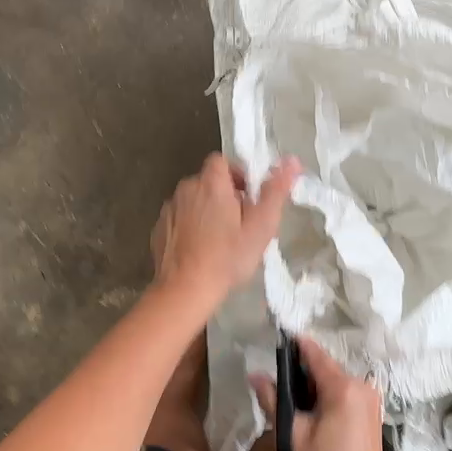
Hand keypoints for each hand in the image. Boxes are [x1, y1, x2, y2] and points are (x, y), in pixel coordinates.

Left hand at [150, 153, 300, 303]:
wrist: (184, 290)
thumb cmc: (228, 257)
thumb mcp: (261, 226)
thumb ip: (276, 191)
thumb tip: (292, 160)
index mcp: (211, 183)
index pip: (222, 161)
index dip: (238, 175)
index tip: (250, 198)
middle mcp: (186, 189)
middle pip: (208, 181)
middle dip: (225, 195)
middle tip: (241, 223)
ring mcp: (169, 209)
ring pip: (193, 200)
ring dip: (207, 210)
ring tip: (220, 240)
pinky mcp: (158, 229)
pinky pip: (180, 218)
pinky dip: (190, 227)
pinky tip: (200, 250)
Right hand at [251, 336, 395, 450]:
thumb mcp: (293, 436)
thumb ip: (273, 401)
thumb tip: (255, 375)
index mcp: (343, 387)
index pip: (315, 354)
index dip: (295, 344)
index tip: (276, 336)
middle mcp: (361, 387)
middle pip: (325, 369)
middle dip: (300, 373)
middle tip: (273, 384)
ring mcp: (370, 401)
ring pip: (334, 383)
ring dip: (312, 388)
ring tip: (287, 403)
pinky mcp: (371, 416)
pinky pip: (344, 396)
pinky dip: (325, 399)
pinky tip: (308, 416)